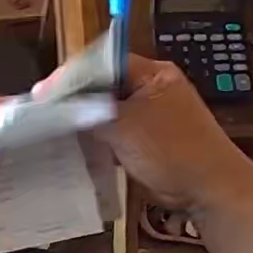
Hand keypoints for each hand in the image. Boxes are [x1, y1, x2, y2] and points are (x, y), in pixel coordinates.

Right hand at [37, 54, 252, 210]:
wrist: (209, 189)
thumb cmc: (171, 150)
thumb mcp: (125, 126)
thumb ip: (90, 113)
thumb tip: (60, 107)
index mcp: (153, 74)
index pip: (104, 63)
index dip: (72, 76)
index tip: (44, 93)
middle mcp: (152, 89)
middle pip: (104, 86)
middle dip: (75, 98)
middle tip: (43, 110)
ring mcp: (150, 116)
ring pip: (108, 111)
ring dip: (85, 120)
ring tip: (51, 127)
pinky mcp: (147, 140)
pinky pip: (115, 132)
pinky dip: (98, 138)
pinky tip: (74, 145)